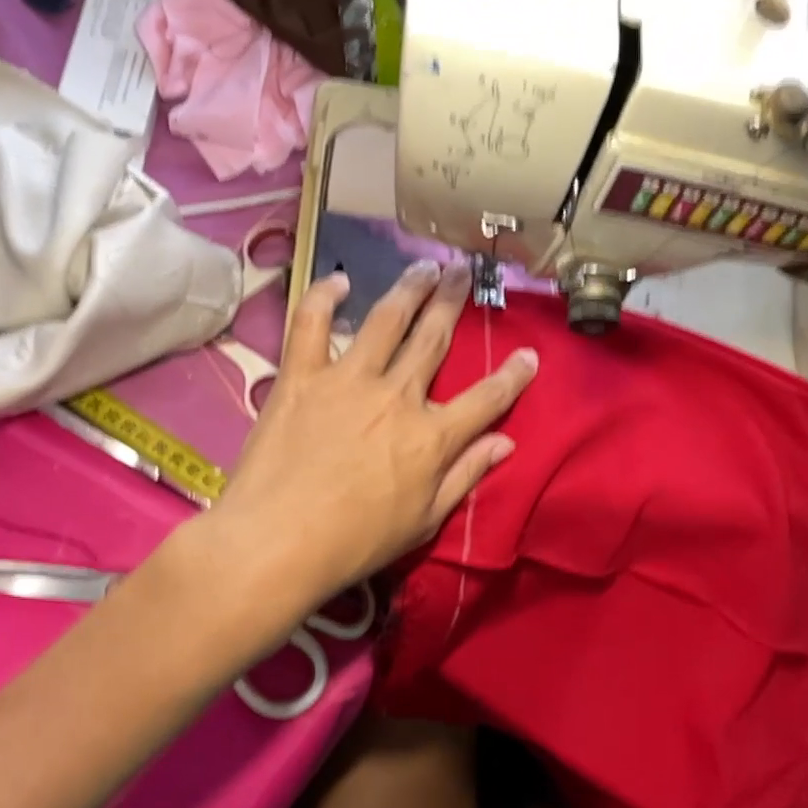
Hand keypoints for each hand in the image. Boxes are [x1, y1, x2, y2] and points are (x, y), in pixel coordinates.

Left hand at [201, 259, 536, 607]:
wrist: (277, 542)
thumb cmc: (357, 541)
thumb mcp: (425, 520)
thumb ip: (466, 475)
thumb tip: (505, 443)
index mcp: (432, 437)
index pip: (486, 399)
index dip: (513, 376)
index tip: (529, 355)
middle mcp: (397, 396)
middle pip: (434, 340)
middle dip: (454, 302)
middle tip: (464, 271)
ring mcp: (347, 380)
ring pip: (386, 320)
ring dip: (409, 289)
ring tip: (423, 266)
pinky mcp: (301, 377)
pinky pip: (311, 325)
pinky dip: (324, 297)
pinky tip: (339, 281)